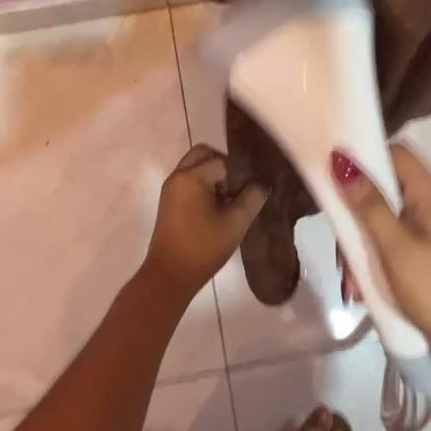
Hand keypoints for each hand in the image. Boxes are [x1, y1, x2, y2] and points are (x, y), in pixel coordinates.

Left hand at [143, 144, 267, 295]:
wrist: (170, 275)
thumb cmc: (204, 247)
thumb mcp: (236, 222)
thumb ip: (253, 197)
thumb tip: (262, 184)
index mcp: (192, 177)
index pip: (223, 161)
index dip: (240, 174)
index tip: (252, 189)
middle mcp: (178, 176)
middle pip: (203, 154)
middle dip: (224, 165)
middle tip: (239, 186)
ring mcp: (170, 189)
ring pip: (194, 167)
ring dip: (213, 175)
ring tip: (230, 199)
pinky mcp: (168, 202)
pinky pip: (188, 181)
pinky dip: (202, 185)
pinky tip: (217, 208)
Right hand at [333, 144, 430, 354]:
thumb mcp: (395, 248)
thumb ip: (368, 205)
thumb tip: (342, 160)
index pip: (397, 154)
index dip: (366, 158)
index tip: (335, 179)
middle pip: (389, 188)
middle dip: (359, 215)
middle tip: (341, 247)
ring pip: (390, 219)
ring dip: (365, 244)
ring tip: (352, 280)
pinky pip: (399, 241)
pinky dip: (380, 257)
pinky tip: (366, 286)